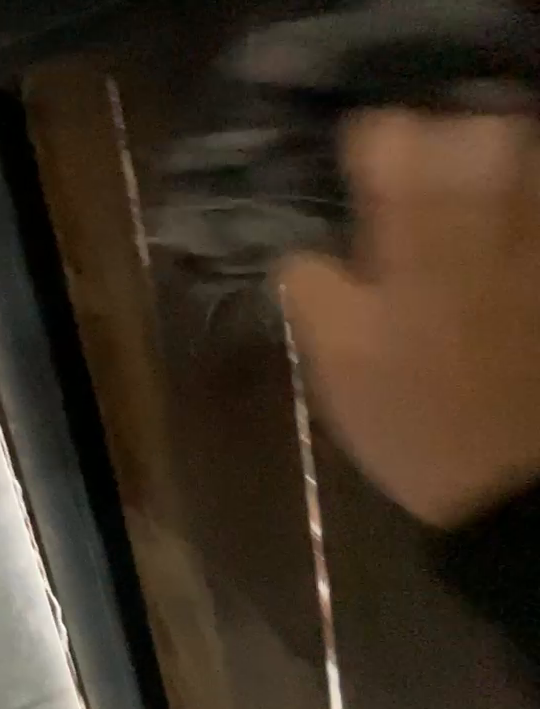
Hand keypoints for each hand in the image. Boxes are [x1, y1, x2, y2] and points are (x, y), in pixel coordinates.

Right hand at [278, 111, 539, 528]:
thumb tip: (300, 256)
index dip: (377, 141)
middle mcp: (481, 241)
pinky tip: (501, 193)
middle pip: (480, 145)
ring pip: (519, 168)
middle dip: (448, 132)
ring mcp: (530, 253)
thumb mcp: (335, 369)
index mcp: (409, 266)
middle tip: (422, 137)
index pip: (394, 169)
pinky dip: (516, 190)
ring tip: (467, 147)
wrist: (513, 469)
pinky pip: (534, 211)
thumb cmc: (410, 422)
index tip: (360, 133)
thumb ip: (318, 300)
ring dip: (490, 151)